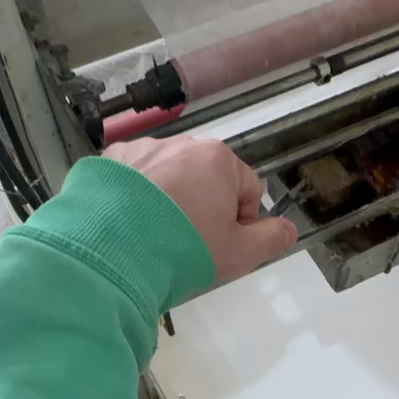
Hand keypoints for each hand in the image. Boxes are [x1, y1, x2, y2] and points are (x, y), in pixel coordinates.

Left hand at [105, 136, 298, 282]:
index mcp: (218, 160)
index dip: (242, 222)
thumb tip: (290, 230)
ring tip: (156, 238)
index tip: (223, 246)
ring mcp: (141, 149)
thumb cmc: (185, 249)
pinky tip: (130, 226)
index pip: (247, 188)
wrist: (112, 249)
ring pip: (169, 179)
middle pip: (207, 180)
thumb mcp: (238, 254)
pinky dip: (136, 199)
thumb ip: (270, 240)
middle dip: (205, 208)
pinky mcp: (108, 162)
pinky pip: (133, 180)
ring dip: (171, 203)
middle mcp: (181, 143)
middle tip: (190, 245)